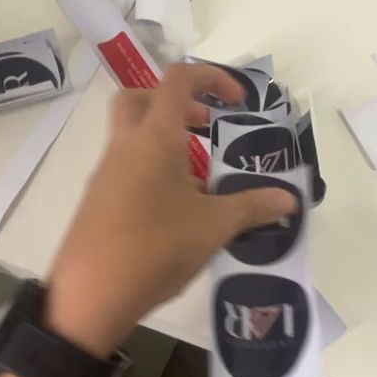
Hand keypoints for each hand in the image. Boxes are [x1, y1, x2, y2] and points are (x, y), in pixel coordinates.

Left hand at [45, 63, 297, 357]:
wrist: (88, 299)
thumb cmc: (154, 249)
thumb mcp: (214, 227)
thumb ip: (252, 207)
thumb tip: (289, 199)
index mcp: (154, 139)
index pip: (178, 80)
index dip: (211, 77)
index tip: (238, 100)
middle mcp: (125, 147)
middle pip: (140, 99)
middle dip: (176, 104)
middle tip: (206, 127)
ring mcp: (106, 174)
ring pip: (133, 137)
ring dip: (167, 143)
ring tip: (202, 181)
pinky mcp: (98, 202)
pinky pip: (127, 169)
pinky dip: (153, 173)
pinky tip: (178, 212)